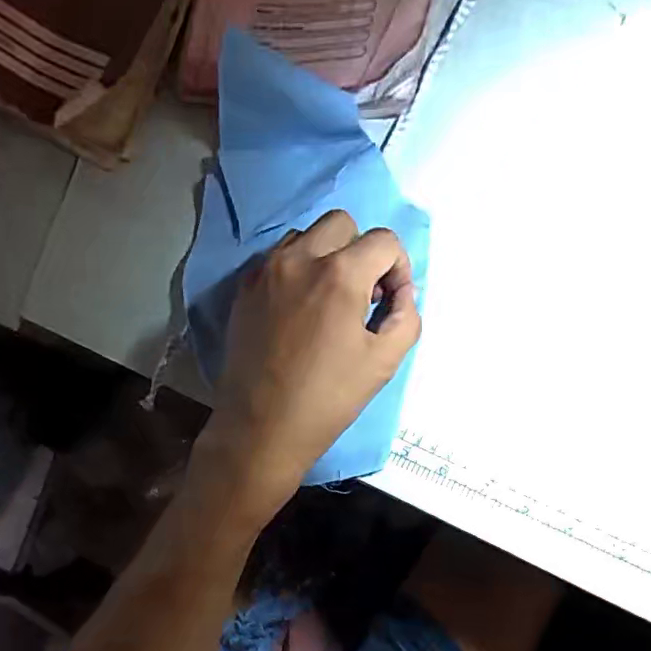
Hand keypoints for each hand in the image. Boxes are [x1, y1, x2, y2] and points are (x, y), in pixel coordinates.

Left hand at [196, 210, 421, 517]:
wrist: (262, 427)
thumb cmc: (329, 399)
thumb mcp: (384, 362)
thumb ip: (406, 317)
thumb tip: (402, 293)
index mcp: (340, 274)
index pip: (384, 241)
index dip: (399, 268)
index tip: (392, 301)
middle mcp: (300, 258)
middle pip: (342, 223)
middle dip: (362, 251)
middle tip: (364, 295)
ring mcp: (266, 271)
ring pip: (306, 236)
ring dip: (328, 257)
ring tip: (331, 302)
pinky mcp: (244, 289)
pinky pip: (278, 260)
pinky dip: (299, 272)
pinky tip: (301, 312)